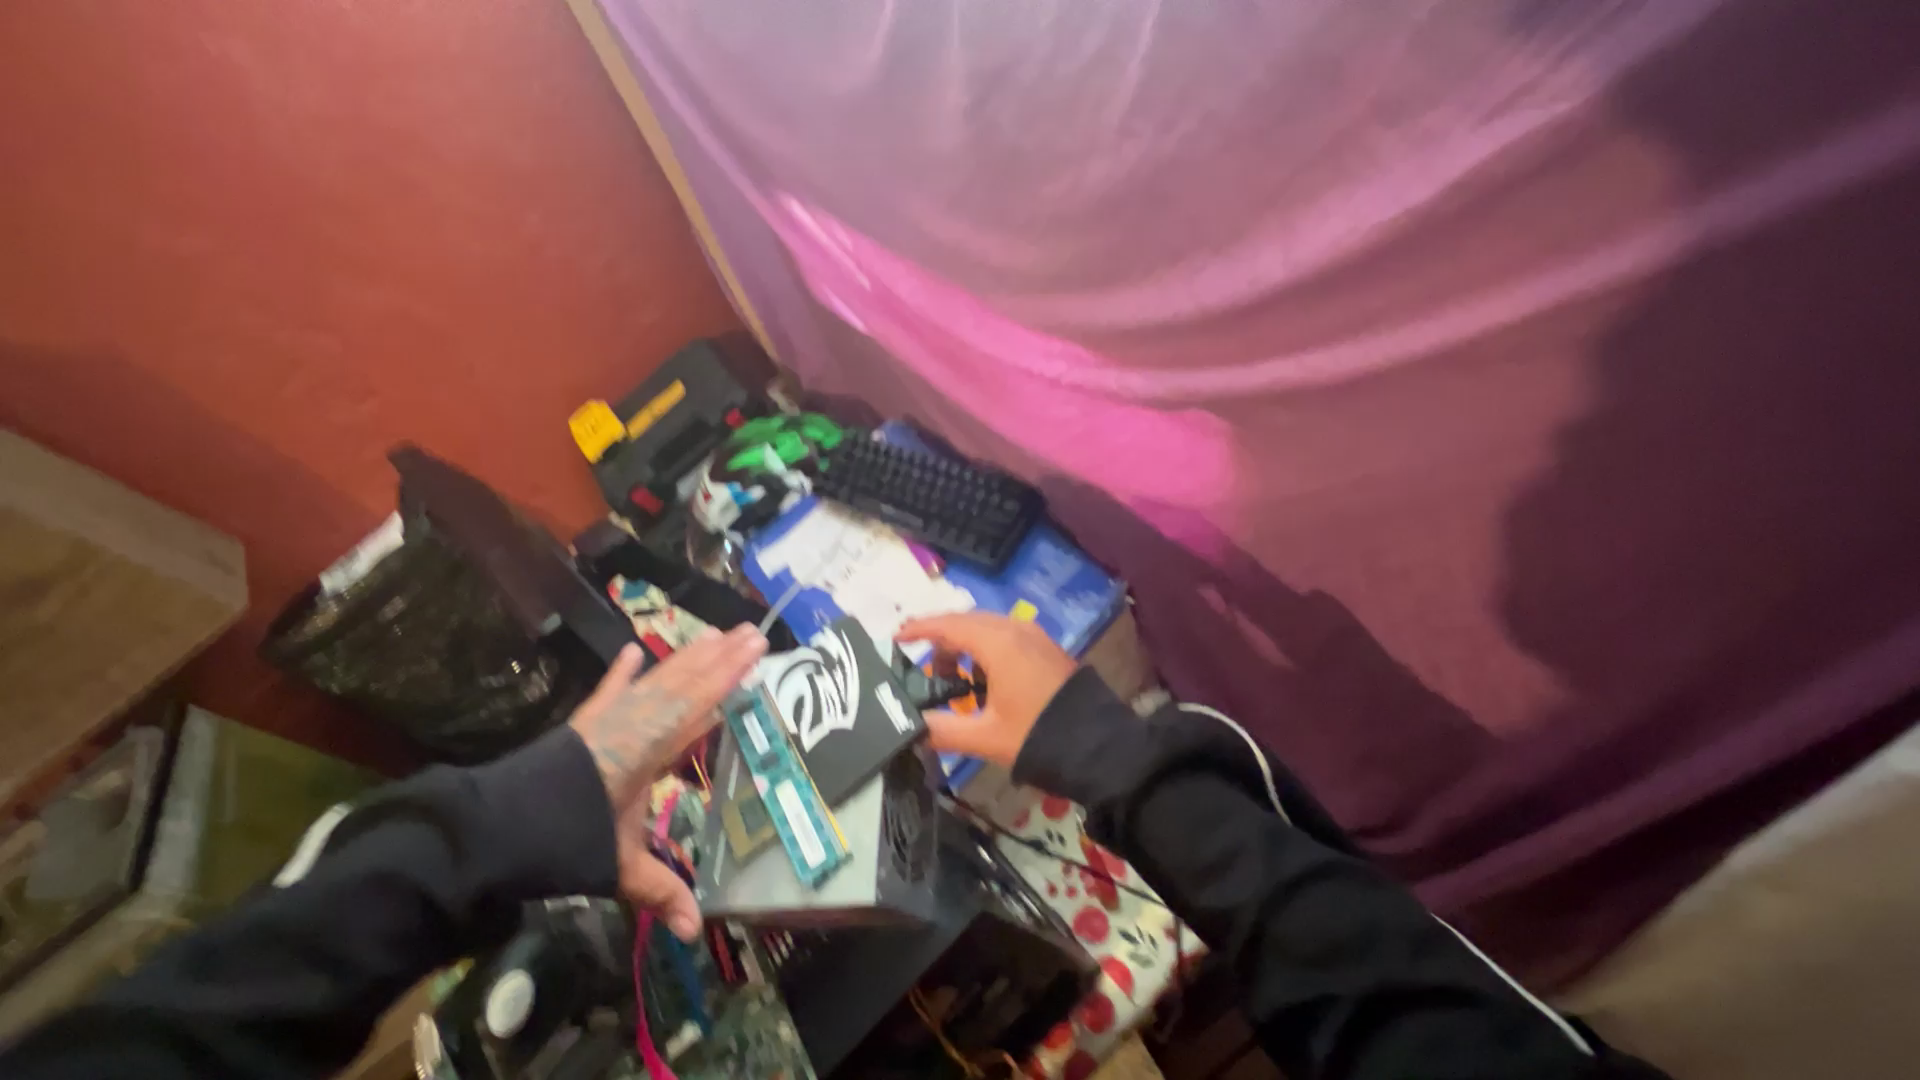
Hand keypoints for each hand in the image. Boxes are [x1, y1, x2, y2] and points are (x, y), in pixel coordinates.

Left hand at [568, 624, 766, 936]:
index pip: (697, 704)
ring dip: (685, 658)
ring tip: (714, 634)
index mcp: (647, 750)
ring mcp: (604, 721)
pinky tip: (633, 650)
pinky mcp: (581, 726)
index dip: (729, 676)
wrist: (487, 831)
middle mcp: (630, 725)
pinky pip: (607, 693)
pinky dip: (621, 673)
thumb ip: (660, 891)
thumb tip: (698, 932)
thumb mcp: (616, 868)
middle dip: (717, 657)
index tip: (756, 647)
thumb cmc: (560, 844)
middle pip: (681, 683)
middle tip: (751, 630)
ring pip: (652, 682)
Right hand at [896, 613, 1077, 767]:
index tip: (896, 637)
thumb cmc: (1038, 736)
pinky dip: (986, 653)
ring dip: (965, 649)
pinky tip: (982, 683)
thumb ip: (942, 730)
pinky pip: (1007, 639)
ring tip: (951, 682)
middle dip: (941, 642)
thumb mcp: (985, 737)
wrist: (1100, 747)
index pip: (948, 625)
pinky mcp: (1047, 651)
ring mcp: (1035, 638)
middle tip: (921, 669)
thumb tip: (912, 727)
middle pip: (967, 623)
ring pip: (988, 631)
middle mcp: (1016, 630)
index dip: (919, 630)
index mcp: (998, 642)